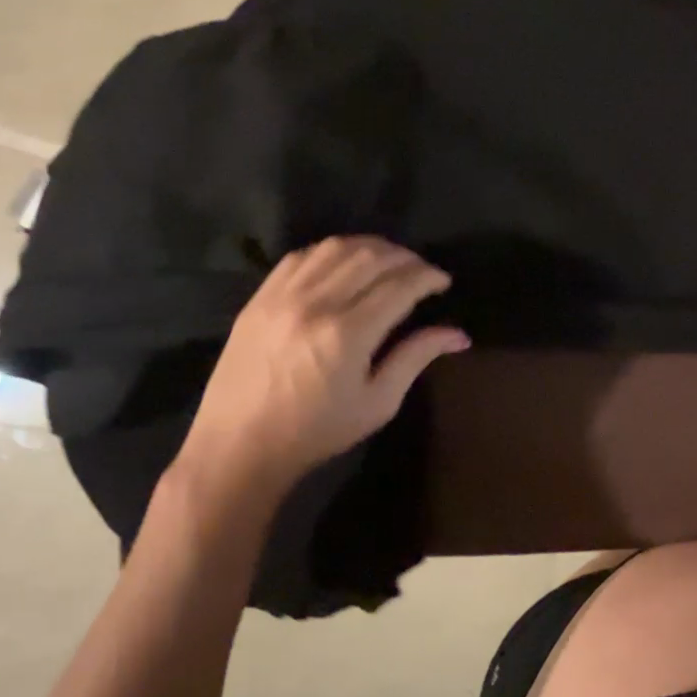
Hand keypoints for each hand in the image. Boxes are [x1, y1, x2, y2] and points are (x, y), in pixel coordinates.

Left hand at [176, 237, 469, 496]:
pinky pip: (301, 256)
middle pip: (372, 257)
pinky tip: (345, 264)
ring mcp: (281, 297)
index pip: (400, 284)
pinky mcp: (259, 299)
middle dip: (406, 258)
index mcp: (347, 333)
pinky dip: (331, 252)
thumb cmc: (315, 432)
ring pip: (336, 248)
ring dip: (371, 248)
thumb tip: (459, 334)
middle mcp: (315, 305)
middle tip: (422, 272)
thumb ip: (416, 357)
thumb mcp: (378, 402)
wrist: (237, 449)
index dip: (429, 276)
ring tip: (389, 262)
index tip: (443, 282)